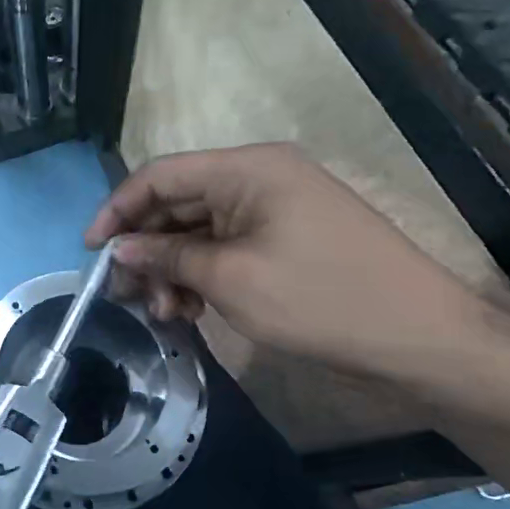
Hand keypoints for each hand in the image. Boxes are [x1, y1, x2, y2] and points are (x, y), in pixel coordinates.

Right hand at [84, 143, 509, 385]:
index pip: (161, 175)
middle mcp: (258, 179)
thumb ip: (167, 258)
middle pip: (178, 204)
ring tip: (163, 314)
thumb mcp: (231, 279)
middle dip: (146, 250)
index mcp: (247, 169)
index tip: (90, 252)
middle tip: (123, 296)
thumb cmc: (320, 300)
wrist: (419, 339)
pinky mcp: (284, 243)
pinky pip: (225, 251)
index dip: (118, 210)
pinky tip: (189, 312)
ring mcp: (273, 212)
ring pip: (199, 233)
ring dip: (172, 271)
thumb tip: (118, 250)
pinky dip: (201, 279)